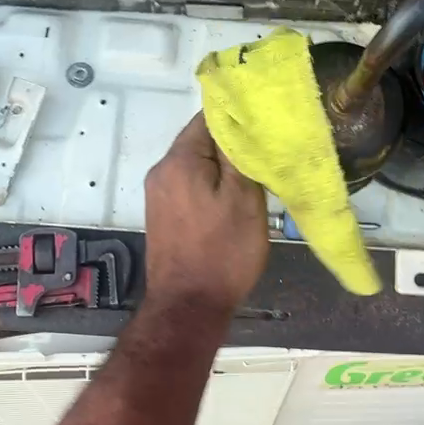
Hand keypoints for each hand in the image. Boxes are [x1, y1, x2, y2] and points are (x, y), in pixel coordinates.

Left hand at [143, 114, 269, 315]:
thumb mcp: (244, 198)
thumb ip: (239, 153)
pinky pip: (189, 183)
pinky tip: (231, 201)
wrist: (188, 307)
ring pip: (196, 163)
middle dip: (232, 144)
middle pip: (200, 139)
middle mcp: (161, 170)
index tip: (265, 128)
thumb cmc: (223, 252)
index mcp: (179, 159)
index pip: (208, 117)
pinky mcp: (162, 213)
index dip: (239, 118)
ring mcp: (158, 193)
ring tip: (253, 180)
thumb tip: (238, 118)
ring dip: (222, 167)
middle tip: (265, 157)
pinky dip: (211, 184)